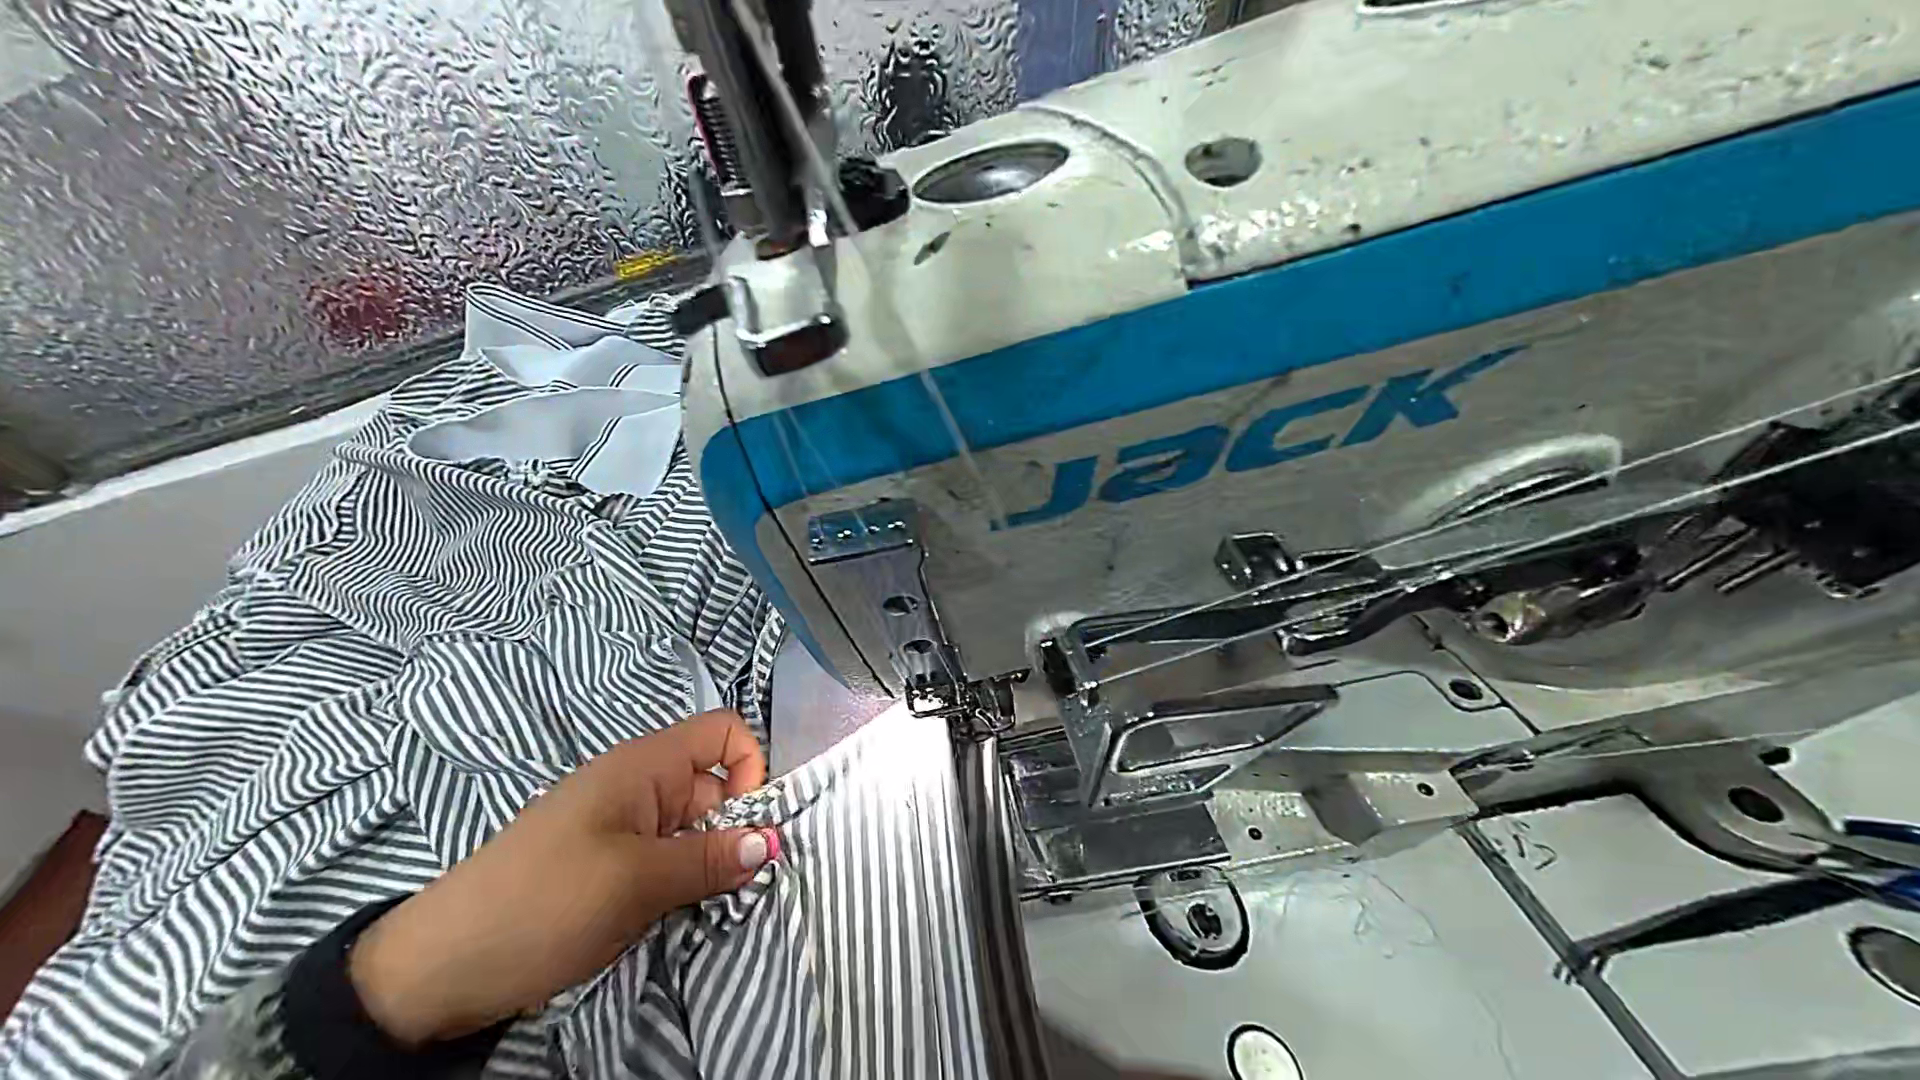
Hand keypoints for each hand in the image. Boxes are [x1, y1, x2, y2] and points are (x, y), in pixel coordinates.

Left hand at [347, 709, 779, 1044]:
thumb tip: (774, 841)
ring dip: (709, 864)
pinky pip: (668, 858)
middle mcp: (639, 786)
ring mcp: (624, 826)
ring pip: (695, 829)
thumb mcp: (634, 882)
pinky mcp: (611, 863)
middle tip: (736, 884)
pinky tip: (675, 915)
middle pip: (716, 787)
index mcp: (644, 766)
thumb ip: (711, 859)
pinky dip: (683, 882)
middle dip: (735, 829)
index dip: (750, 767)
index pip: (723, 734)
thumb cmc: (541, 902)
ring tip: (701, 907)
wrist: (434, 972)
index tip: (750, 823)